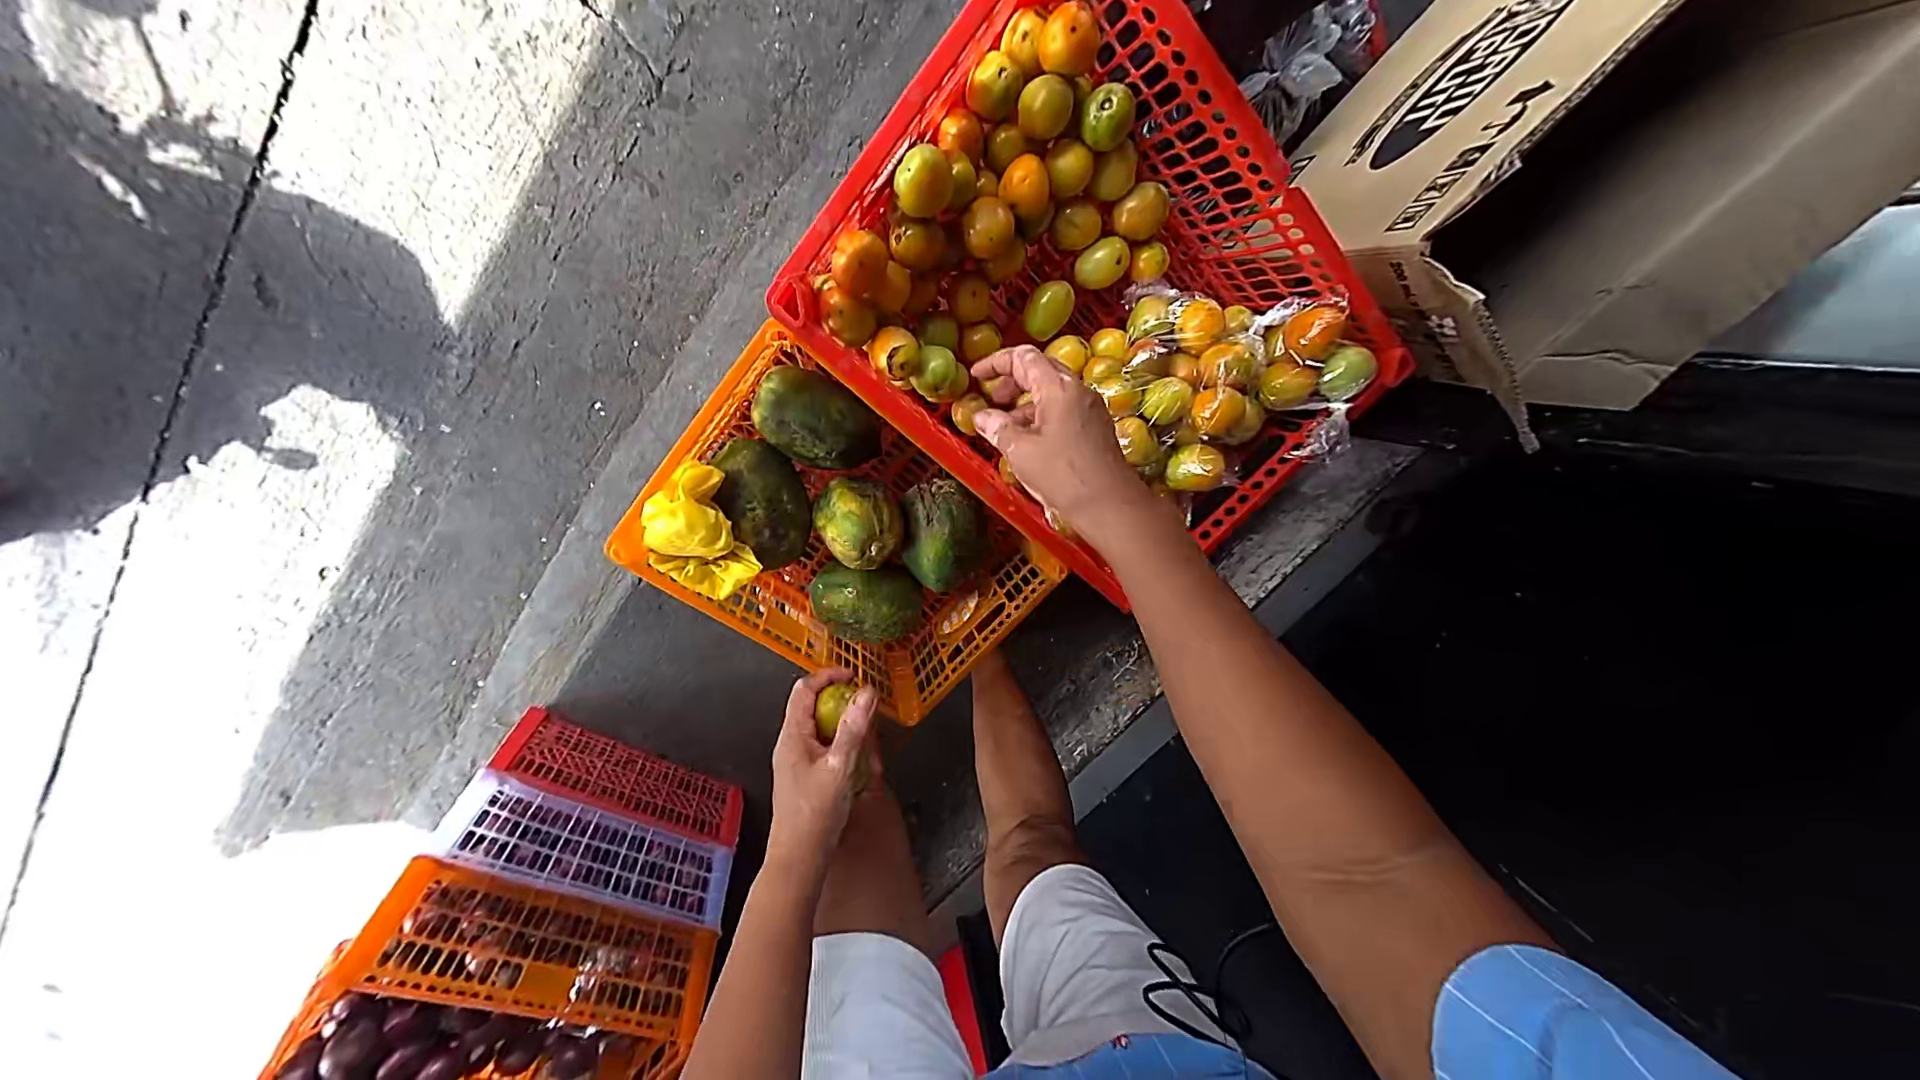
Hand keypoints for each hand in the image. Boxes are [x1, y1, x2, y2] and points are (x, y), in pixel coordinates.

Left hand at [768, 668, 878, 871]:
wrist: (799, 859)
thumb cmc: (813, 816)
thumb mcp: (840, 767)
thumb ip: (853, 728)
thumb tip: (866, 694)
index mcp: (792, 736)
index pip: (804, 689)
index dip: (828, 676)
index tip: (852, 676)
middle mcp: (790, 744)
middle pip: (814, 707)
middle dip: (842, 704)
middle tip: (866, 711)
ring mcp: (796, 760)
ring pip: (822, 729)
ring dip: (845, 728)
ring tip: (866, 743)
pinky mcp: (805, 774)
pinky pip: (824, 748)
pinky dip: (843, 747)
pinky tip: (858, 765)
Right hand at [970, 345, 1159, 546]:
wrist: (1109, 505)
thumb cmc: (1064, 476)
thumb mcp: (1020, 451)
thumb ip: (998, 428)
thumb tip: (982, 417)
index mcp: (1058, 388)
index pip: (1023, 357)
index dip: (995, 363)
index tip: (977, 376)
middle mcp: (1078, 390)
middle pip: (1040, 370)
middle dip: (1011, 381)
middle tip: (991, 400)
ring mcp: (1090, 408)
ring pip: (1052, 392)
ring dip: (1025, 402)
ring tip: (1005, 426)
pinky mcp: (1095, 427)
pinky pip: (1064, 409)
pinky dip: (1042, 416)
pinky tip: (1029, 440)